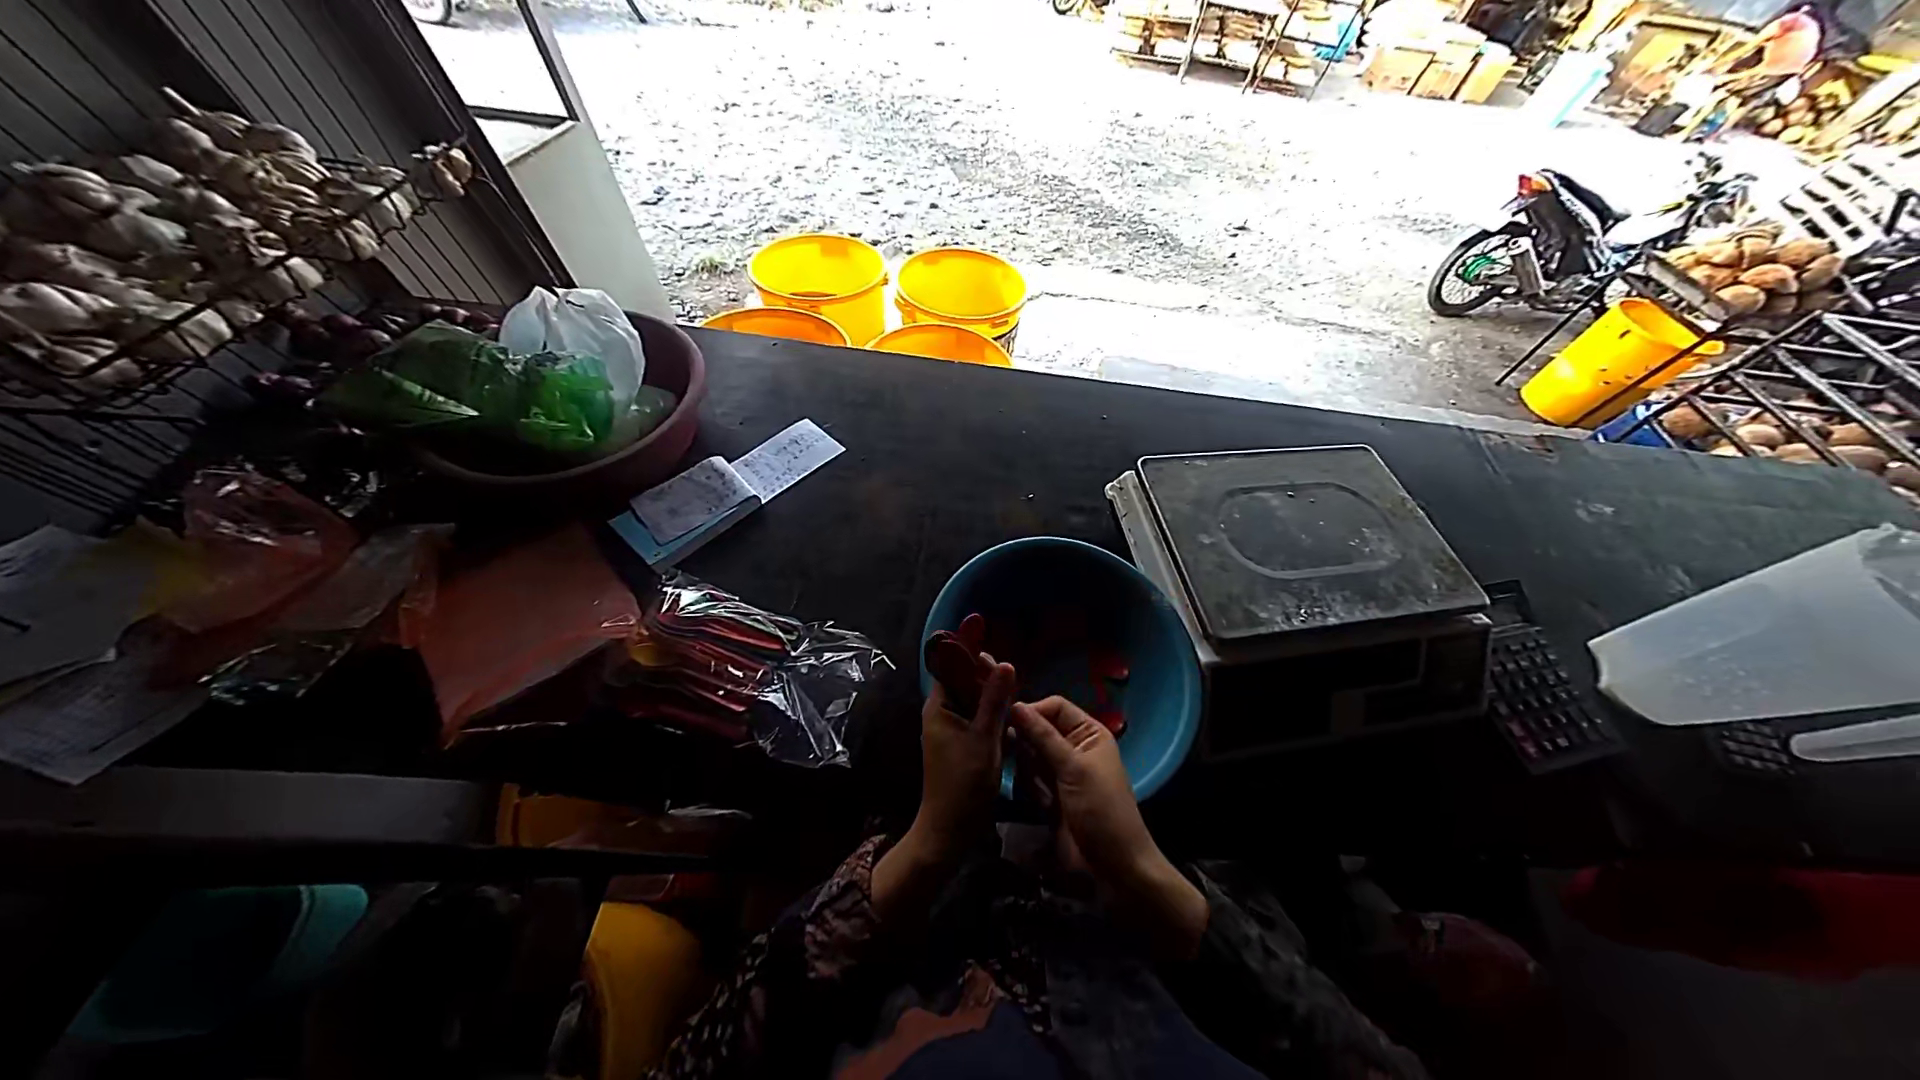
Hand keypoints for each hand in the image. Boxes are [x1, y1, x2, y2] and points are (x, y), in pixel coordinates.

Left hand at [874, 661, 1015, 930]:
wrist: (949, 830)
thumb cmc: (963, 784)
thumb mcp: (984, 739)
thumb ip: (996, 701)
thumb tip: (1005, 663)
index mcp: (939, 707)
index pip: (951, 665)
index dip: (965, 644)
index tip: (979, 621)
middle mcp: (941, 713)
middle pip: (963, 679)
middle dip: (983, 667)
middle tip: (1009, 658)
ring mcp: (949, 729)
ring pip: (971, 699)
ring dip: (989, 690)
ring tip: (1013, 679)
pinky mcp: (959, 743)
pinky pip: (975, 716)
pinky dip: (990, 710)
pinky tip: (1010, 710)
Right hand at [1010, 696, 1207, 957]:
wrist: (1114, 868)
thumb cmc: (1101, 810)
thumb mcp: (1073, 768)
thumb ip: (1042, 736)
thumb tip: (1015, 704)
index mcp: (1089, 733)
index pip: (1054, 707)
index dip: (1032, 711)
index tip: (1007, 721)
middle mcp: (1074, 747)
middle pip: (1038, 730)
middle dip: (1026, 742)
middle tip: (1014, 756)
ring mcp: (1061, 773)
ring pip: (1029, 755)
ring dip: (1028, 770)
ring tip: (1041, 792)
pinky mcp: (1050, 796)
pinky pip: (1029, 779)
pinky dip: (1029, 788)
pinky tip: (1042, 805)